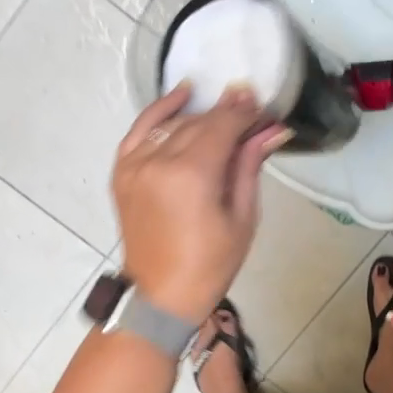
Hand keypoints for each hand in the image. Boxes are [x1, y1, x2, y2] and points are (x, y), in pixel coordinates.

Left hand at [112, 82, 291, 323]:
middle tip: (253, 110)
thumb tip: (270, 130)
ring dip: (201, 114)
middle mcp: (159, 161)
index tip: (265, 108)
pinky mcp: (122, 172)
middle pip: (200, 123)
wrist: (161, 296)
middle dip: (228, 113)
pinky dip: (160, 111)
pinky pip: (140, 130)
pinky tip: (183, 96)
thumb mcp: (242, 218)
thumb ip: (249, 167)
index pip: (223, 126)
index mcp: (192, 175)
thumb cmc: (210, 264)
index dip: (246, 114)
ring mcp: (135, 165)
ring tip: (225, 109)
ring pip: (174, 124)